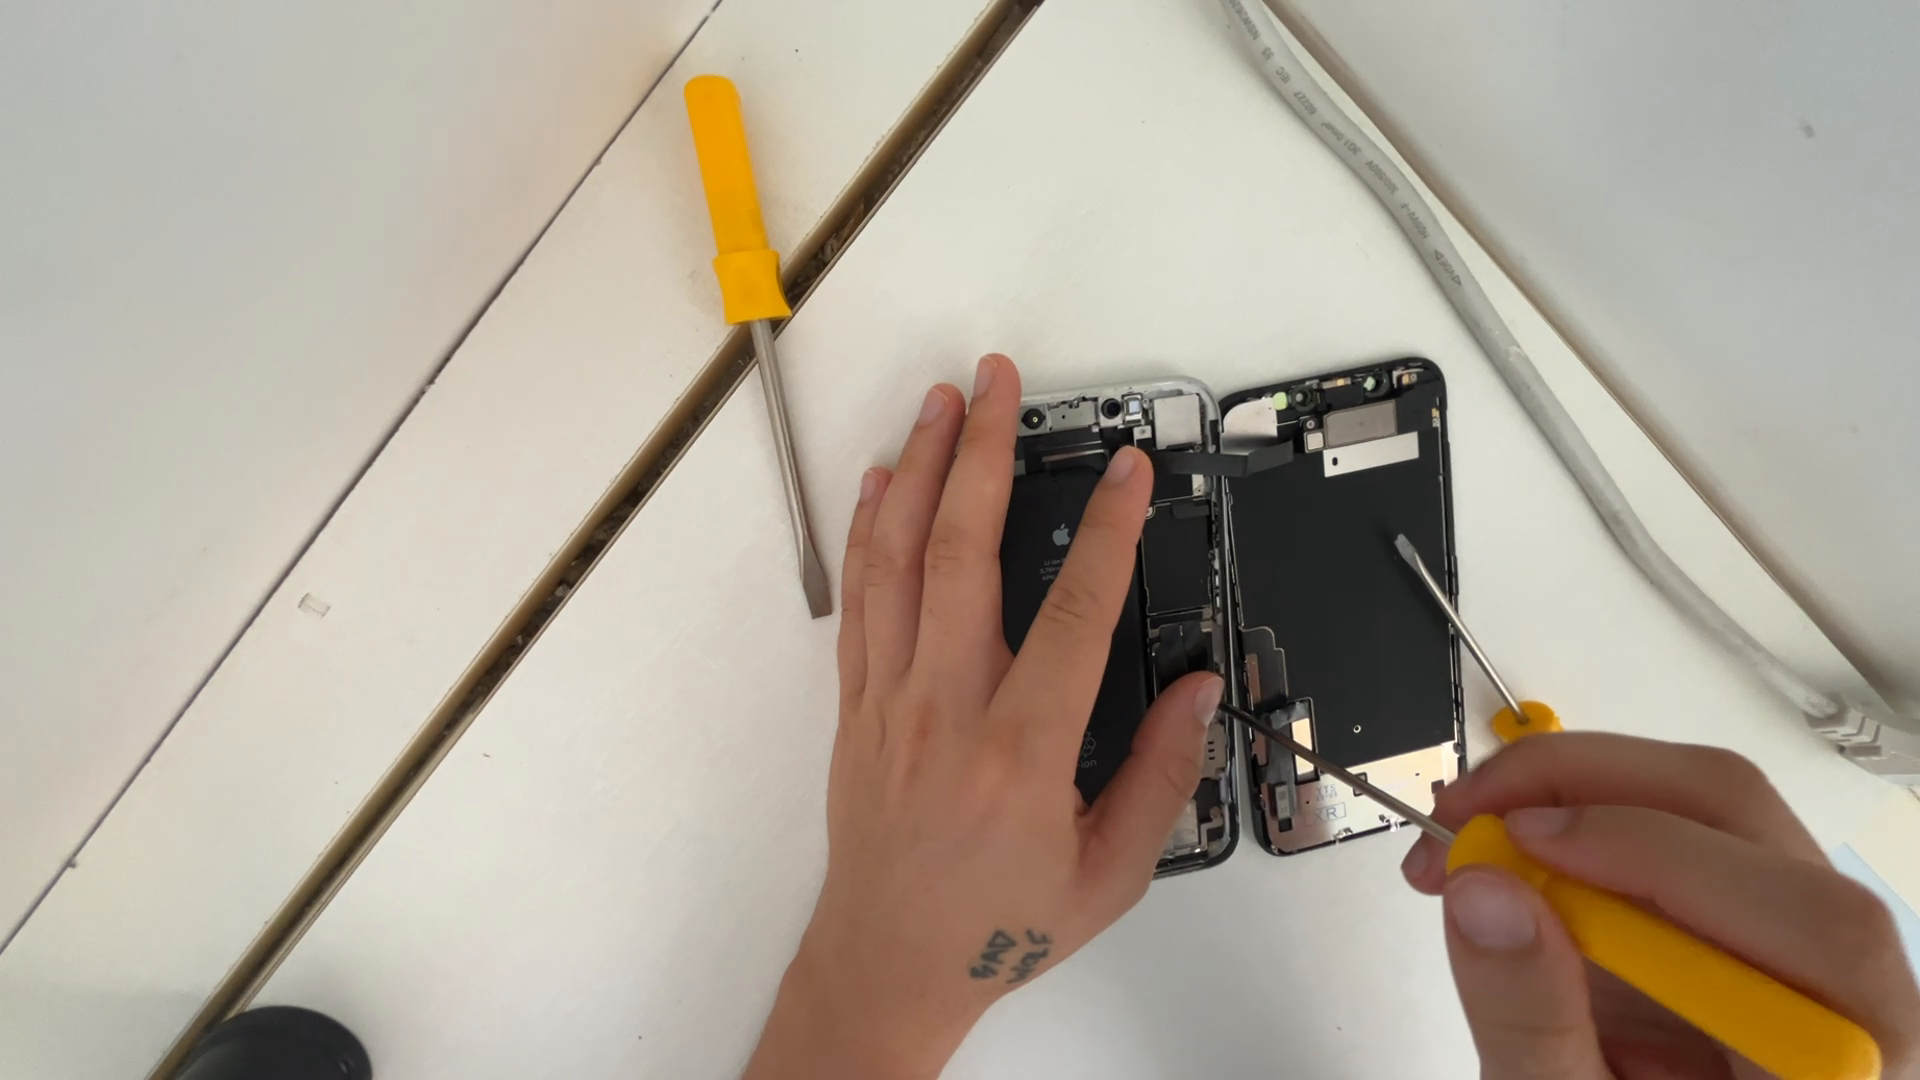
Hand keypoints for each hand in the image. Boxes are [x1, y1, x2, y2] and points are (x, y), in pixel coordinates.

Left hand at [743, 354, 1222, 1079]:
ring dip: (920, 469)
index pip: (1076, 614)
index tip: (1127, 469)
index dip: (1109, 530)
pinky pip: (859, 595)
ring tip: (940, 403)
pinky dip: (868, 528)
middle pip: (962, 550)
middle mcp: (946, 702)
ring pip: (898, 557)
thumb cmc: (998, 923)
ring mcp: (888, 692)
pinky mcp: (854, 696)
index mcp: (1022, 746)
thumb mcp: (1109, 872)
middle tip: (996, 383)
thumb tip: (1198, 690)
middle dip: (984, 452)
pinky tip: (882, 481)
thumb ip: (1161, 775)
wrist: (886, 961)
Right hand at [1399, 732, 1919, 1078]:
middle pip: (1737, 812)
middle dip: (1573, 782)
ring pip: (1688, 792)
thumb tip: (1482, 887)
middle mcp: (1844, 978)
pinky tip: (1494, 843)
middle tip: (1460, 814)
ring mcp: (1782, 928)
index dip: (1656, 852)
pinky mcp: (1720, 899)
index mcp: (1838, 1061)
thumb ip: (1530, 1020)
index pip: (1808, 919)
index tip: (1516, 841)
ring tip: (1461, 831)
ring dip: (1552, 784)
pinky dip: (1553, 801)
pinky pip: (1649, 809)